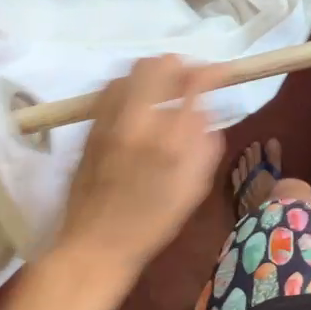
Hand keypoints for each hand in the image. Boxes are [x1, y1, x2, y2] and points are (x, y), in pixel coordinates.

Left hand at [54, 56, 225, 271]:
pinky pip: (109, 89)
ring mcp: (107, 120)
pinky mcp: (89, 126)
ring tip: (165, 90)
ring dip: (153, 74)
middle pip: (157, 65)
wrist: (95, 244)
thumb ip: (205, 142)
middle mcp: (135, 120)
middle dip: (180, 66)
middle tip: (192, 80)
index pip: (194, 82)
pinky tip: (138, 104)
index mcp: (168, 137)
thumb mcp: (193, 187)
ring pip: (130, 72)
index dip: (211, 72)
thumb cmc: (152, 221)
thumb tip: (205, 109)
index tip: (221, 72)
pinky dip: (129, 86)